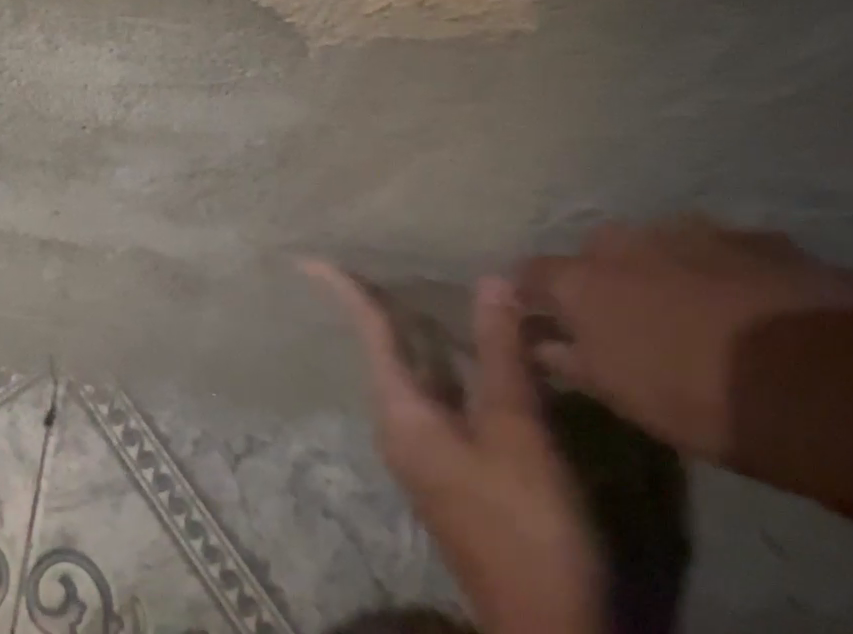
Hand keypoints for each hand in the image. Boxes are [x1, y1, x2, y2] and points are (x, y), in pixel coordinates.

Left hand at [308, 264, 605, 633]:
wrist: (544, 621)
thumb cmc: (527, 522)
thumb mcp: (516, 431)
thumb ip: (499, 355)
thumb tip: (490, 280)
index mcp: (401, 414)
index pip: (368, 334)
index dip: (343, 291)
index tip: (308, 257)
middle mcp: (398, 427)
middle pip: (384, 350)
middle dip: (378, 305)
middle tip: (377, 254)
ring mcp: (423, 450)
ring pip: (412, 374)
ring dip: (417, 332)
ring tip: (424, 286)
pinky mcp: (449, 467)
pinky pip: (436, 396)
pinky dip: (447, 363)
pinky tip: (473, 350)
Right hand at [516, 217, 852, 585]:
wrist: (837, 389)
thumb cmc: (704, 401)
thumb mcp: (624, 398)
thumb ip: (572, 361)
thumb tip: (540, 344)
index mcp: (583, 282)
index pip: (530, 273)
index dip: (532, 293)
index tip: (537, 313)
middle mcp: (629, 244)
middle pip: (597, 249)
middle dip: (603, 274)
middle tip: (624, 314)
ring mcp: (698, 234)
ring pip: (662, 243)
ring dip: (664, 267)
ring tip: (690, 306)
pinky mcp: (765, 239)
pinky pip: (726, 250)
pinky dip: (724, 270)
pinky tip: (749, 304)